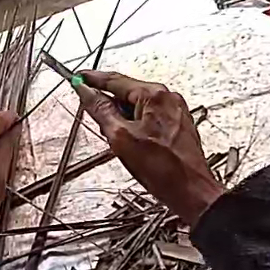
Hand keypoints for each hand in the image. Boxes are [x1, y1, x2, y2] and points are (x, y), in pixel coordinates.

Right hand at [78, 70, 224, 227]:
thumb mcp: (121, 138)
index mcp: (154, 95)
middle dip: (108, 103)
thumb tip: (86, 93)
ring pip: (138, 106)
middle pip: (127, 92)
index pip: (115, 80)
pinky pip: (149, 116)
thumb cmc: (164, 169)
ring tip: (116, 138)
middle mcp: (167, 98)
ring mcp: (174, 111)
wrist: (191, 191)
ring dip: (121, 116)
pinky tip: (132, 142)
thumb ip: (101, 110)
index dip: (92, 79)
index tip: (78, 78)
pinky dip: (135, 124)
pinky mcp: (177, 124)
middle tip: (92, 113)